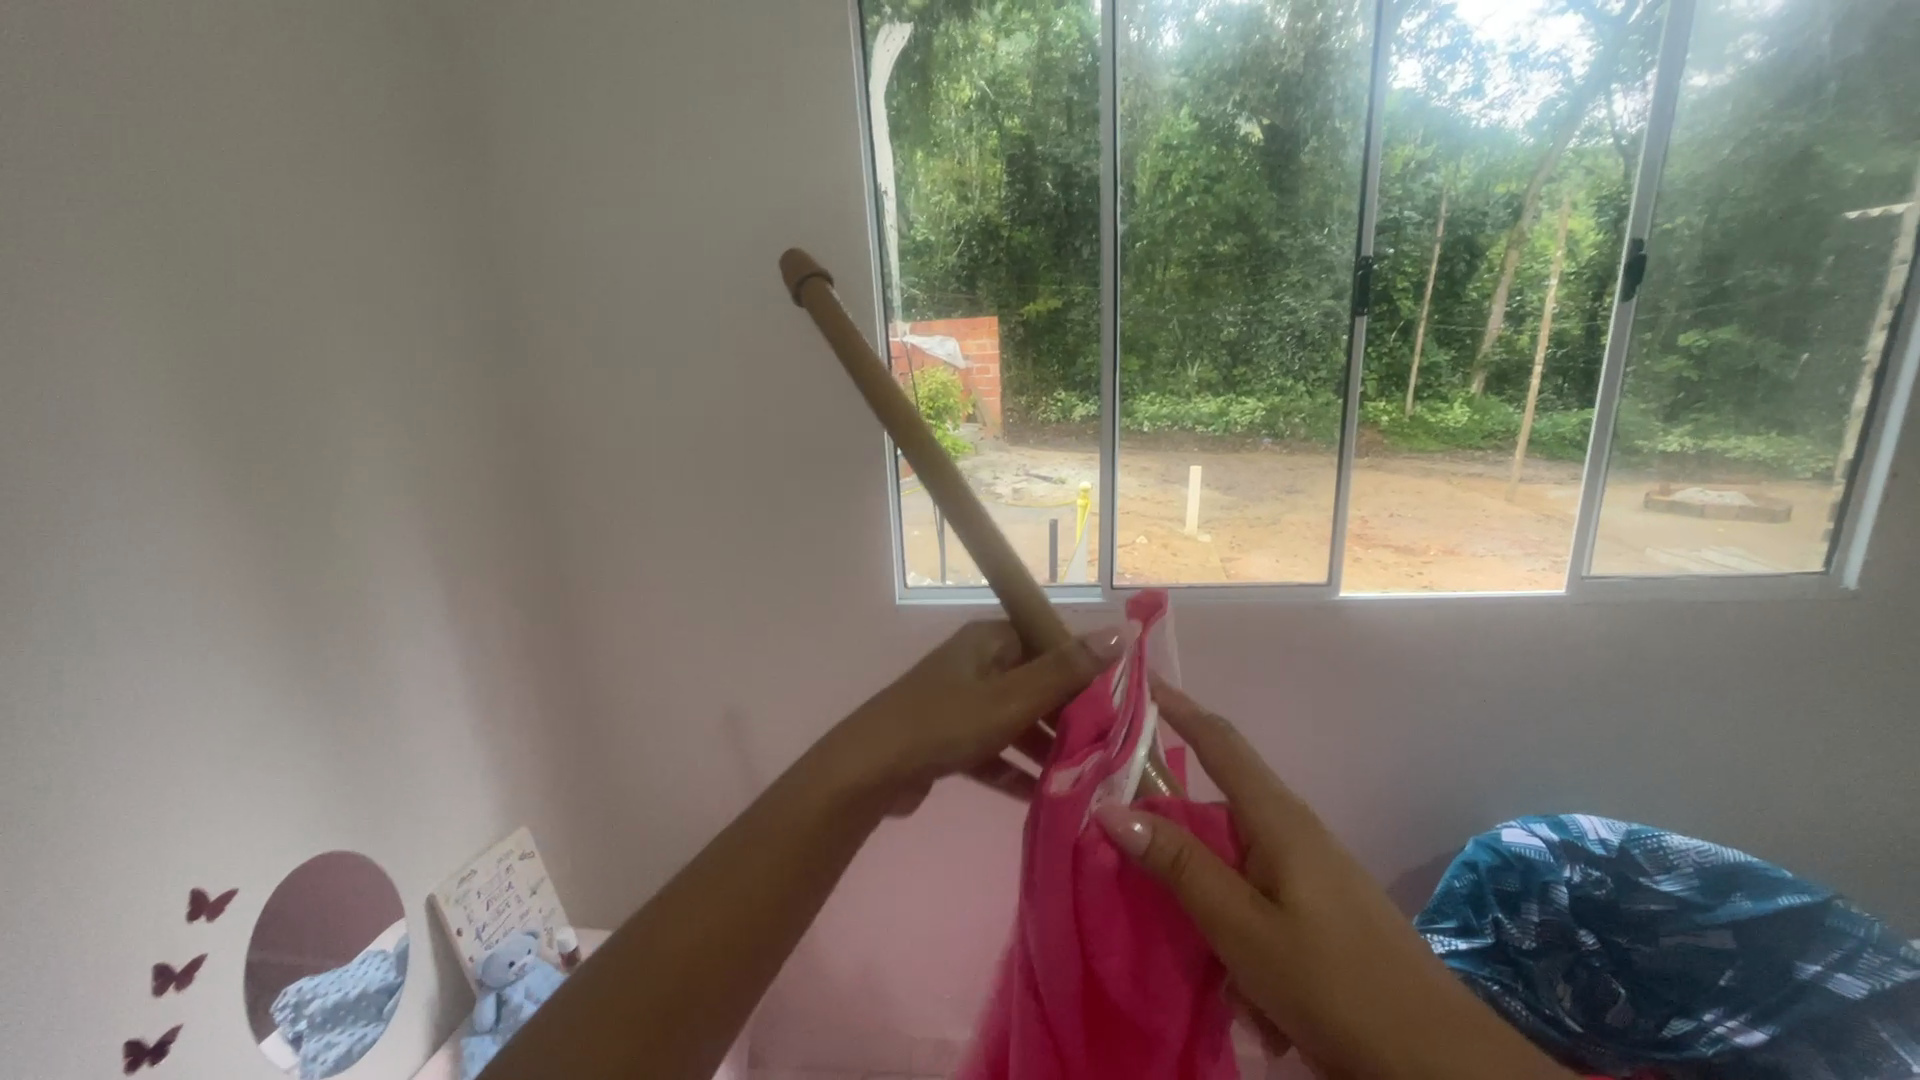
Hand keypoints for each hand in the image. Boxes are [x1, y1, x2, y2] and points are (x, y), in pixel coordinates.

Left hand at [823, 621, 1130, 813]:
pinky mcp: (950, 741)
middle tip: (1113, 746)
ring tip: (1089, 777)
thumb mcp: (1012, 697)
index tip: (1124, 699)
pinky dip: (1017, 771)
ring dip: (1048, 749)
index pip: (1050, 644)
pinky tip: (1047, 798)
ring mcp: (961, 704)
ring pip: (1018, 723)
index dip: (1087, 668)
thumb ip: (1067, 670)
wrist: (870, 770)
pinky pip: (995, 752)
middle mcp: (978, 665)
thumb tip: (1124, 630)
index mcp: (990, 641)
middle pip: (1037, 686)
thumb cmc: (944, 723)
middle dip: (1072, 715)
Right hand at [1093, 682, 1572, 1079]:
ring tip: (1166, 919)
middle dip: (1167, 811)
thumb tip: (1111, 808)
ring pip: (1230, 852)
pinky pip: (1252, 889)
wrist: (1433, 1056)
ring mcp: (1308, 870)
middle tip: (1111, 822)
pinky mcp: (1315, 905)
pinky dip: (1226, 915)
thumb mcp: (1240, 927)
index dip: (1179, 708)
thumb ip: (1178, 866)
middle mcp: (1293, 832)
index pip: (1221, 743)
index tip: (1140, 683)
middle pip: (1216, 799)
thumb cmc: (1332, 982)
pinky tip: (1224, 972)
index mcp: (1277, 820)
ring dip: (1196, 881)